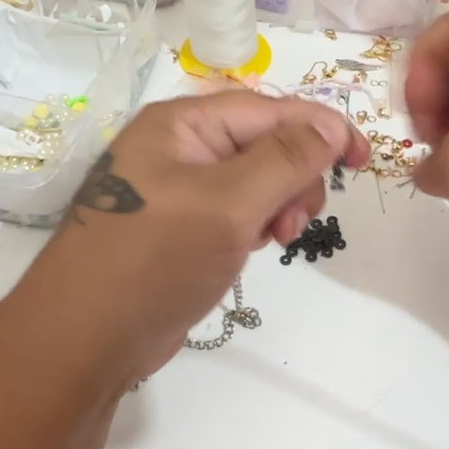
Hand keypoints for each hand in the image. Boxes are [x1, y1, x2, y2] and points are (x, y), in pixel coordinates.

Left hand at [24, 86, 367, 385]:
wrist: (86, 339)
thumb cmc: (154, 261)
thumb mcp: (228, 204)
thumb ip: (285, 160)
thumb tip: (332, 125)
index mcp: (182, 124)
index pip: (270, 109)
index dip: (321, 129)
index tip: (362, 161)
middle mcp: (179, 148)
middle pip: (265, 142)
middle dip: (295, 176)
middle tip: (293, 222)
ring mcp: (179, 190)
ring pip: (256, 180)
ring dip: (280, 204)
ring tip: (276, 240)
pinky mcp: (182, 228)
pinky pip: (237, 210)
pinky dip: (257, 224)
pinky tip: (256, 248)